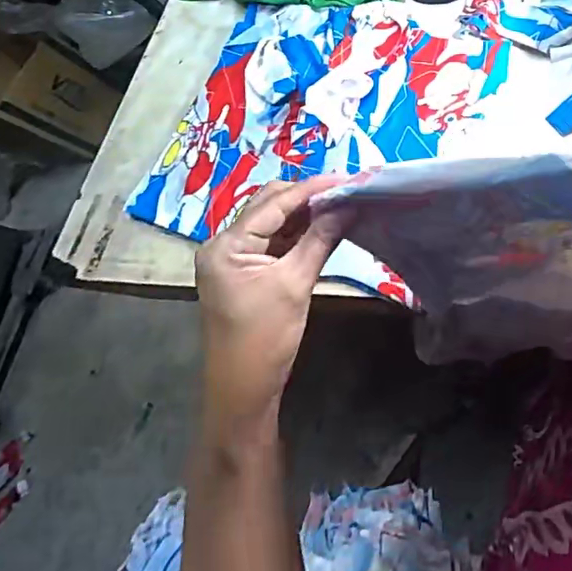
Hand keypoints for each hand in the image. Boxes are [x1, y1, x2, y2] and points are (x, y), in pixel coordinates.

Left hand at [194, 177, 351, 435]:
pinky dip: (297, 233)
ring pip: (272, 221)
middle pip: (269, 205)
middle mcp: (223, 243)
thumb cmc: (265, 340)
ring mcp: (232, 257)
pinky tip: (324, 226)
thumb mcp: (296, 284)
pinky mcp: (244, 271)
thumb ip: (320, 239)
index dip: (312, 188)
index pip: (275, 203)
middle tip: (346, 191)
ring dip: (304, 213)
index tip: (348, 178)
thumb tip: (348, 205)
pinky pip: (272, 240)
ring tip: (341, 204)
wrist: (243, 392)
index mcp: (226, 244)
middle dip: (308, 196)